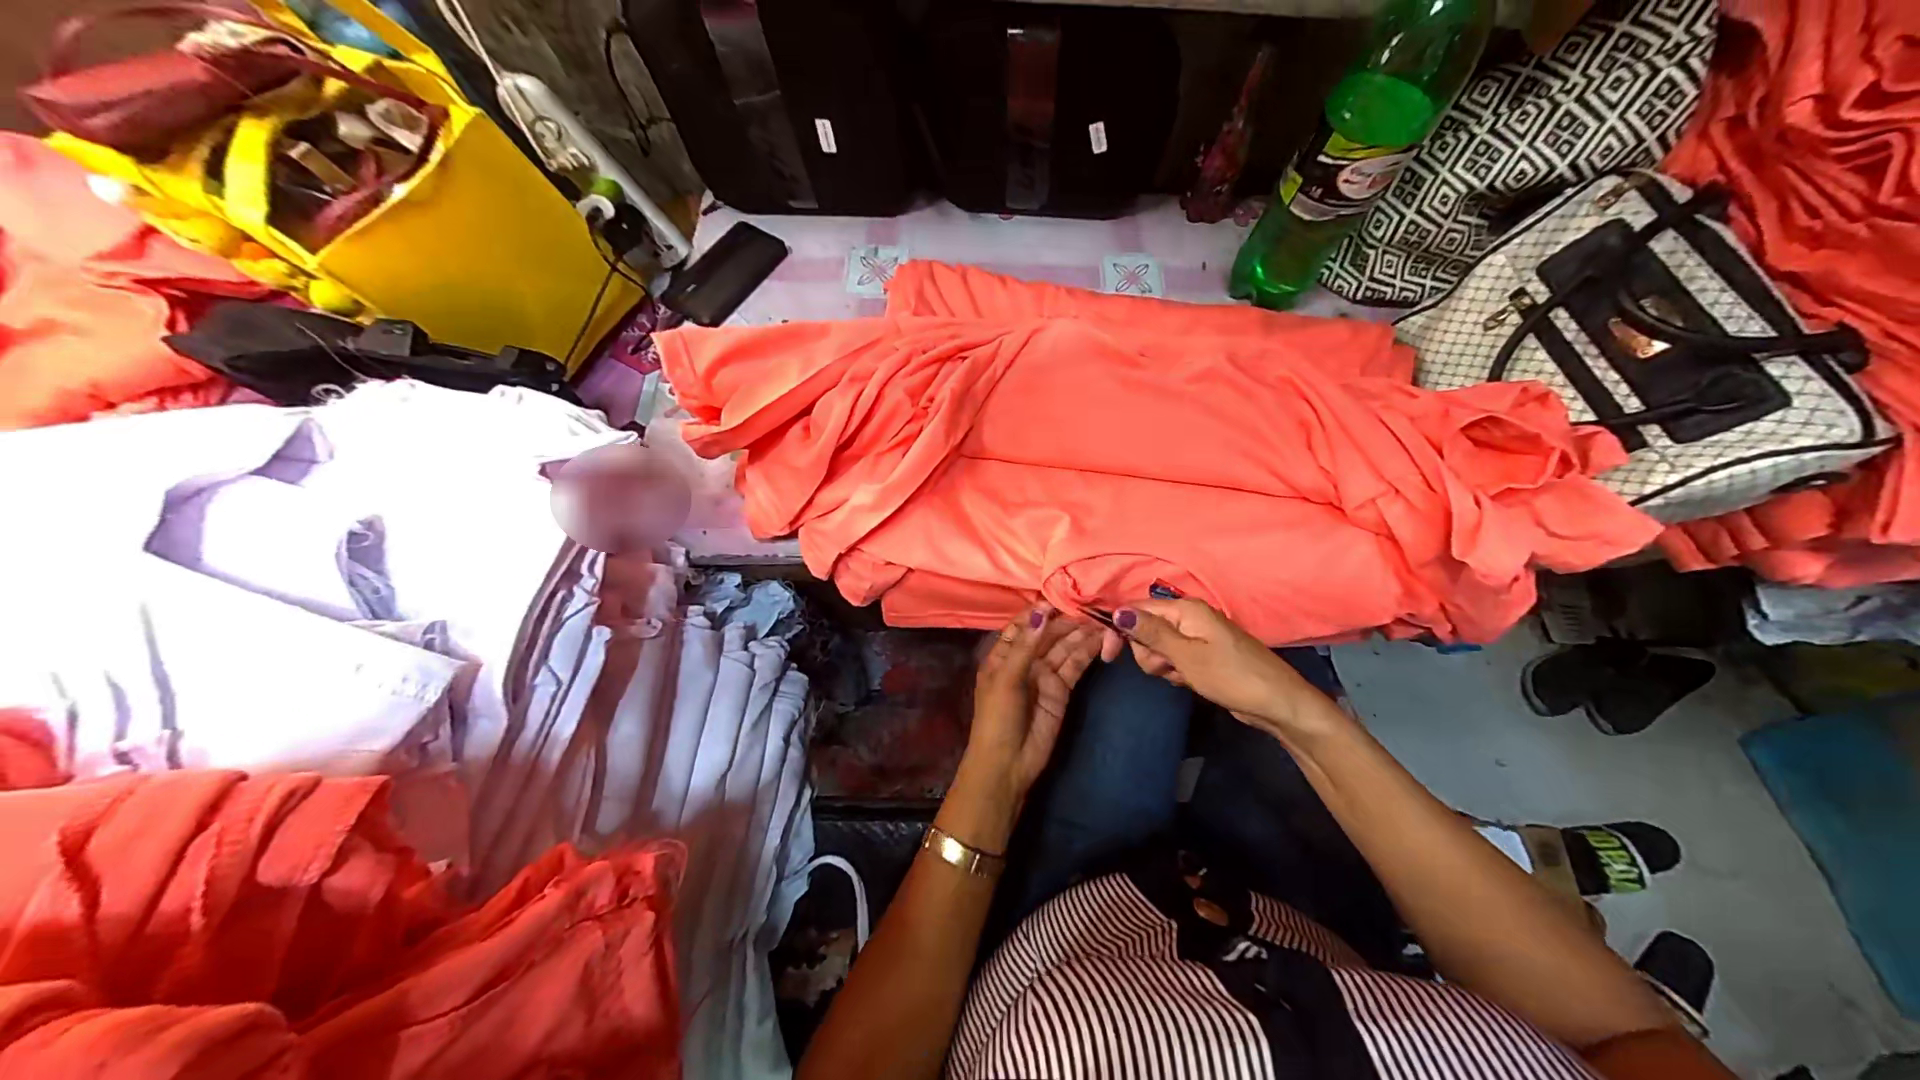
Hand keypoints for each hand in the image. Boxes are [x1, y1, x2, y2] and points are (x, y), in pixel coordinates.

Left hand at [964, 607, 1101, 800]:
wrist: (1007, 764)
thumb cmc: (997, 718)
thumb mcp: (1006, 679)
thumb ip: (1025, 646)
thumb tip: (1042, 612)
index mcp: (1003, 654)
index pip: (1023, 625)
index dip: (1041, 611)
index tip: (1063, 597)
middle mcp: (1025, 660)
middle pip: (1048, 634)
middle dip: (1067, 621)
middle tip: (1092, 607)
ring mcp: (1044, 675)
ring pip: (1064, 648)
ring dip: (1081, 634)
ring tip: (1102, 619)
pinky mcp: (1061, 690)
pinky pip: (1074, 666)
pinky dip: (1087, 652)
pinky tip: (1101, 638)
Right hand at [1109, 597, 1344, 740]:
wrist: (1276, 703)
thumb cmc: (1231, 676)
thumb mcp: (1185, 655)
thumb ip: (1150, 633)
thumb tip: (1117, 611)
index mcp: (1185, 609)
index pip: (1136, 609)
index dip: (1119, 629)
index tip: (1108, 656)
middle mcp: (1189, 617)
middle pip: (1145, 629)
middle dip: (1148, 653)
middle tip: (1167, 668)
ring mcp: (1196, 636)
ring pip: (1157, 648)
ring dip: (1162, 665)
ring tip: (1182, 676)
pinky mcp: (1202, 655)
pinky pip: (1173, 658)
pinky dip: (1175, 671)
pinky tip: (1189, 681)